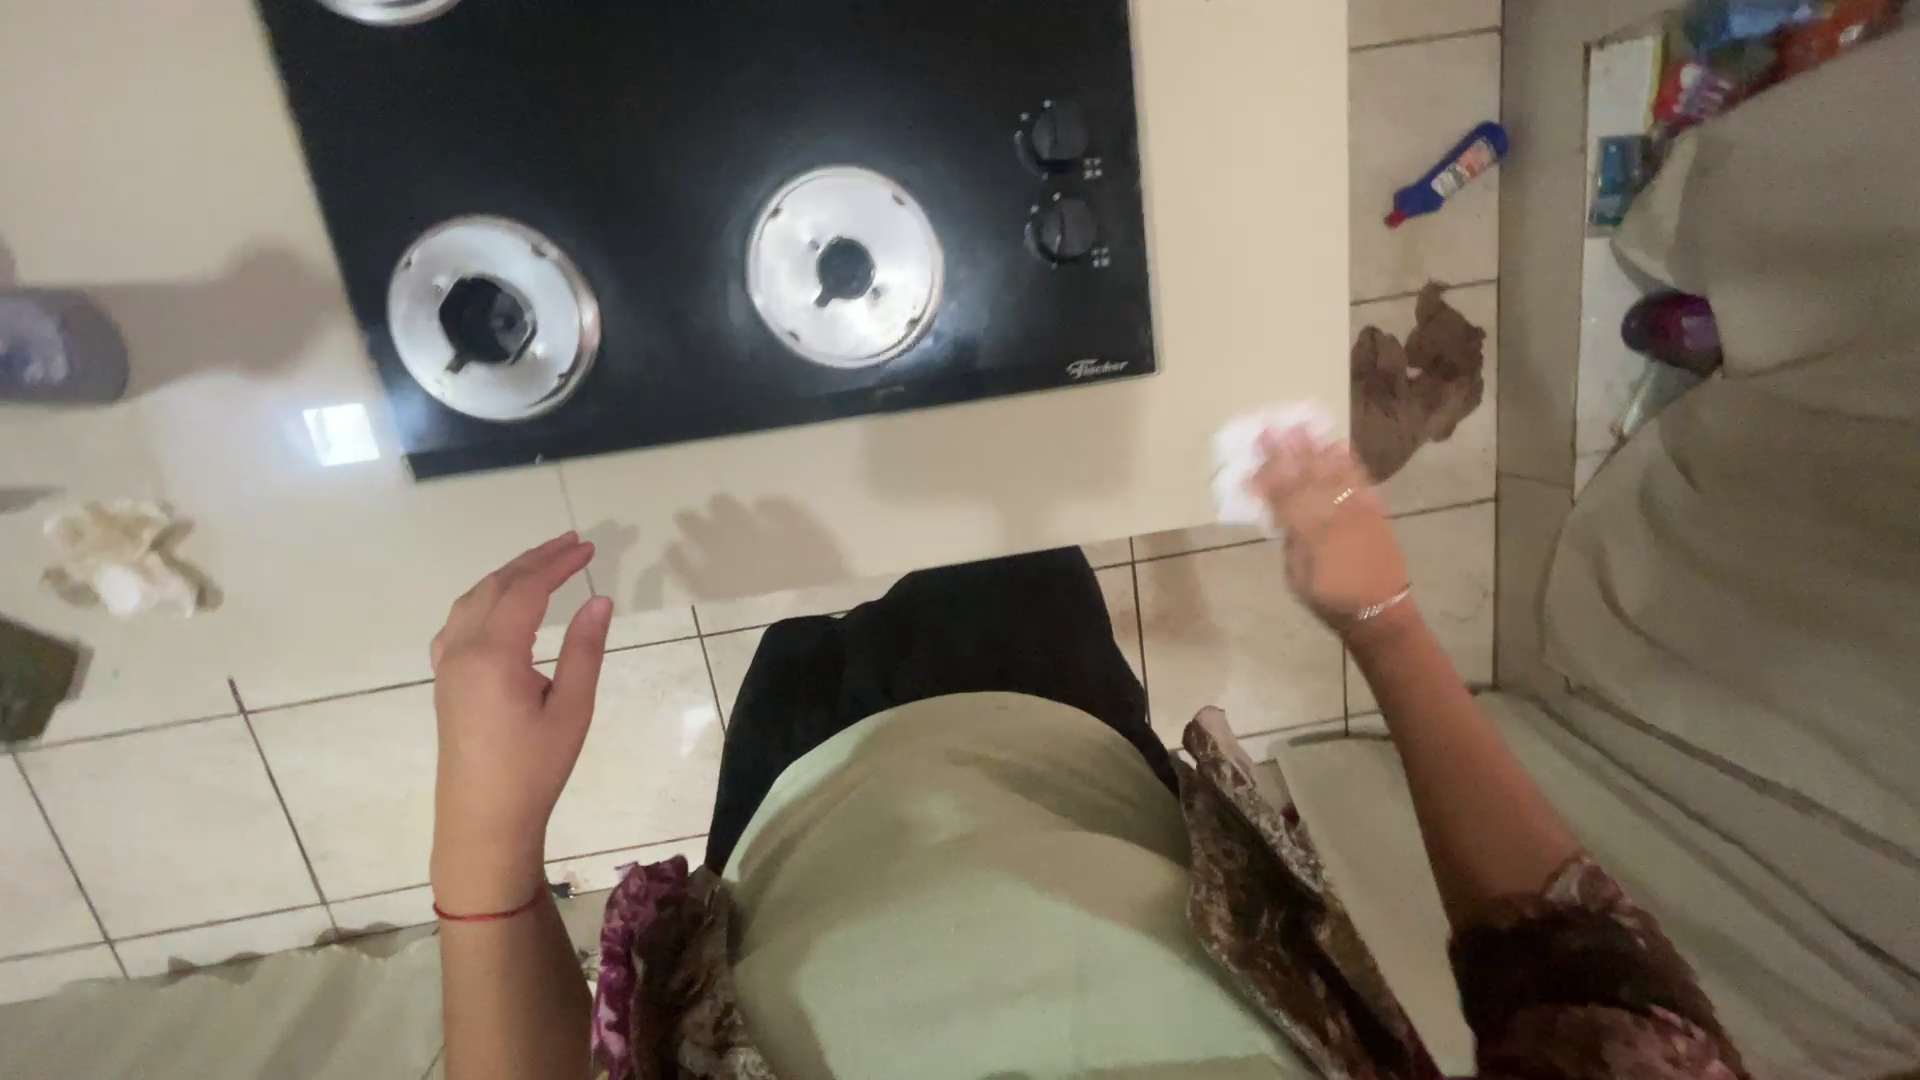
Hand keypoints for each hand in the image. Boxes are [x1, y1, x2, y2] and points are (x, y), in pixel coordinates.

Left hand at [429, 533, 613, 913]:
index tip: (590, 547)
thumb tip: (600, 600)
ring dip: (508, 575)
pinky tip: (504, 604)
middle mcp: (462, 650)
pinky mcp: (446, 680)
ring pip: (473, 600)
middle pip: (495, 587)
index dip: (558, 564)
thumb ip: (584, 649)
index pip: (526, 591)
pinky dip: (487, 597)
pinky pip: (461, 620)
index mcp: (493, 655)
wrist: (483, 819)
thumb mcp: (572, 707)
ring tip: (543, 562)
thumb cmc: (535, 766)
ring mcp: (447, 665)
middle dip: (534, 559)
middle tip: (572, 543)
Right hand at [1250, 429, 1414, 641]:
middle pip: (1306, 478)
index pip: (1283, 499)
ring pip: (1334, 472)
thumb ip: (1289, 540)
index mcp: (1310, 535)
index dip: (1265, 479)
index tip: (1249, 461)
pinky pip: (1361, 479)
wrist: (1380, 610)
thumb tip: (1280, 514)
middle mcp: (1334, 517)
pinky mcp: (1375, 510)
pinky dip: (1349, 460)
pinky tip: (1339, 444)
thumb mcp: (1296, 575)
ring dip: (1317, 446)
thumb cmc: (1329, 599)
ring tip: (1304, 423)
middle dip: (1286, 452)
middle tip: (1271, 427)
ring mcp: (1358, 510)